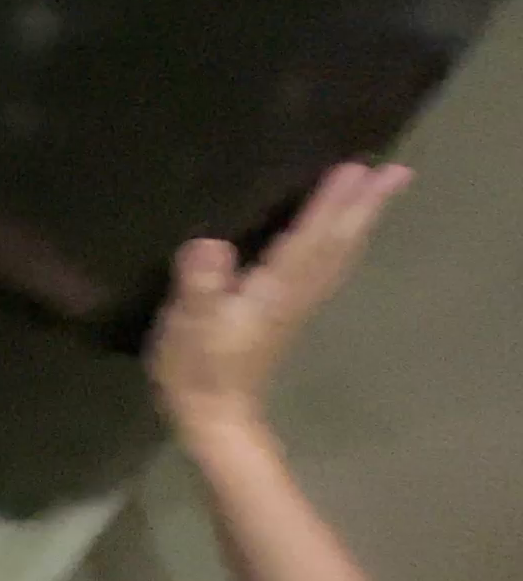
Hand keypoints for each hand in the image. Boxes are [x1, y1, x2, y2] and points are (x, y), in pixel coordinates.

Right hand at [150, 162, 411, 441]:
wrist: (212, 412)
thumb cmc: (196, 365)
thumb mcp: (187, 323)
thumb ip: (199, 283)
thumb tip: (210, 242)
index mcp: (275, 290)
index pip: (311, 239)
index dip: (331, 204)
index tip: (356, 168)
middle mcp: (295, 293)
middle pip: (337, 244)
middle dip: (363, 207)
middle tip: (393, 170)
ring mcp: (292, 304)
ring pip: (335, 255)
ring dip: (356, 222)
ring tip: (373, 193)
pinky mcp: (280, 312)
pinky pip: (320, 267)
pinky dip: (335, 244)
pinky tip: (331, 238)